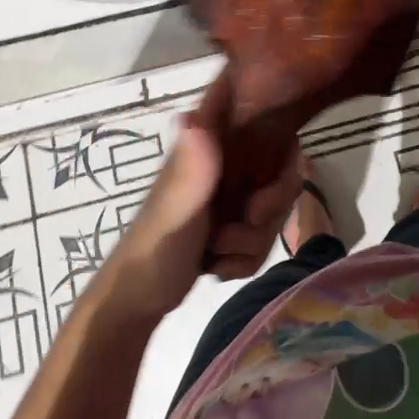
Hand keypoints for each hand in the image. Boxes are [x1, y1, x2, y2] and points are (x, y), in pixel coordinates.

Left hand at [93, 119, 302, 323]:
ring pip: (275, 208)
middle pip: (281, 171)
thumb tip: (190, 114)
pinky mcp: (233, 224)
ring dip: (253, 241)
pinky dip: (246, 257)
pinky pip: (265, 235)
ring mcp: (229, 196)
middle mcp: (223, 165)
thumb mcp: (175, 208)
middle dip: (270, 208)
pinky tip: (218, 266)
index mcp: (207, 147)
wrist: (137, 305)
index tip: (266, 188)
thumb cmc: (152, 250)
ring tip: (217, 253)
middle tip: (248, 222)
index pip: (261, 122)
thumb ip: (192, 167)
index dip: (280, 151)